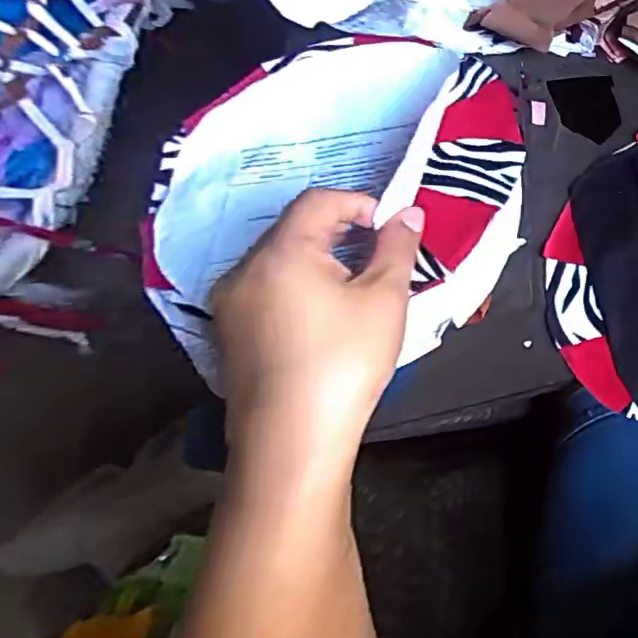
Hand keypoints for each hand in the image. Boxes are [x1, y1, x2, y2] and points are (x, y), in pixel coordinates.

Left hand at [209, 189, 423, 453]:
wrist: (293, 436)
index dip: (362, 203)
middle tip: (385, 257)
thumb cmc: (346, 357)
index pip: (318, 201)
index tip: (393, 229)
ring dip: (325, 257)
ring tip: (362, 287)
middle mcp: (243, 271)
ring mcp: (230, 304)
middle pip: (296, 227)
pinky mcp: (230, 331)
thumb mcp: (386, 295)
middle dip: (345, 230)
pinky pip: (270, 286)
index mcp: (281, 254)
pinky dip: (303, 282)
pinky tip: (331, 315)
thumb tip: (407, 213)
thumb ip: (398, 245)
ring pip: (282, 258)